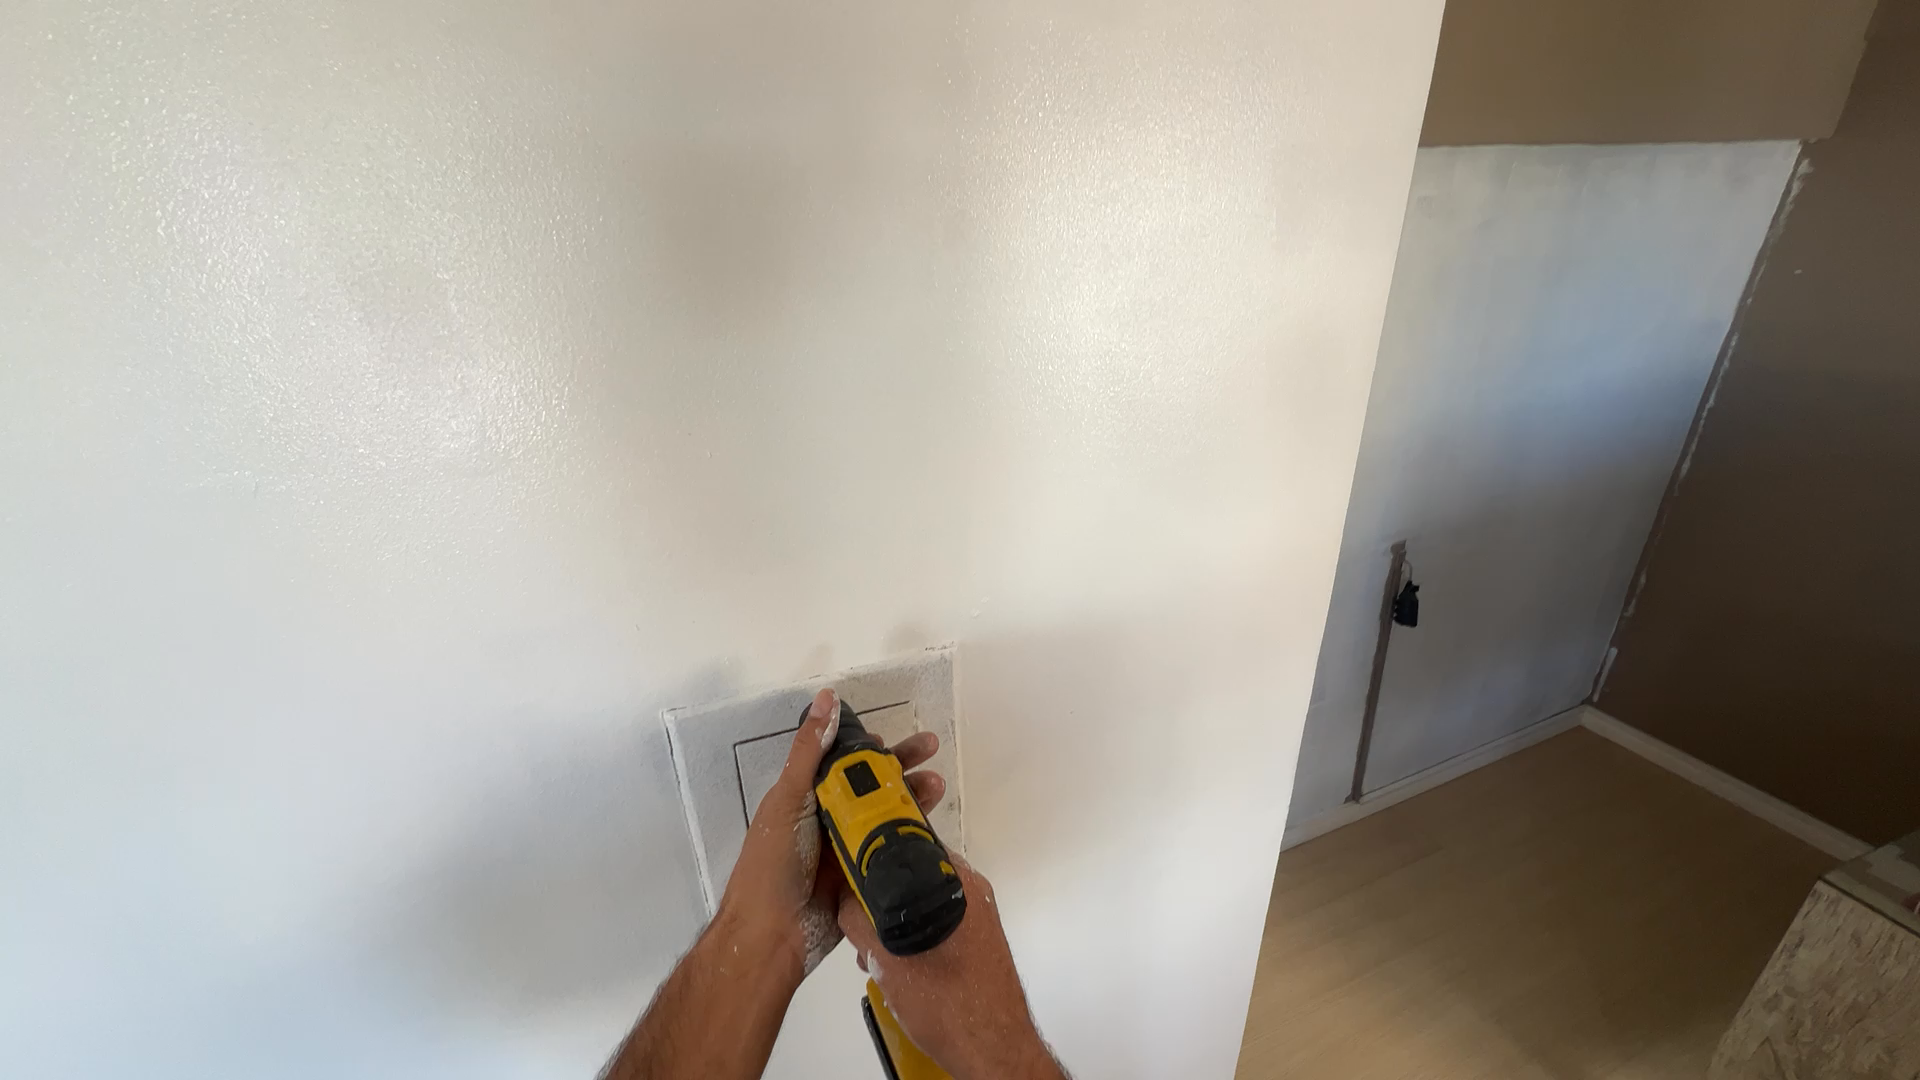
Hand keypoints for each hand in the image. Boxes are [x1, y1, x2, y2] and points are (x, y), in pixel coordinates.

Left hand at [719, 688, 947, 978]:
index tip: (893, 738)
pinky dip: (915, 835)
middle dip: (904, 766)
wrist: (770, 939)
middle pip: (874, 784)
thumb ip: (809, 751)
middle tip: (933, 749)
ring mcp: (850, 849)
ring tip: (937, 786)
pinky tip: (933, 826)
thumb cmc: (772, 864)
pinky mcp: (866, 878)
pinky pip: (894, 850)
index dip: (871, 747)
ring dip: (914, 797)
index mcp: (808, 797)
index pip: (845, 761)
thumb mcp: (788, 799)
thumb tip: (827, 698)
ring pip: (889, 814)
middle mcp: (831, 819)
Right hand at [839, 856, 1065, 1079]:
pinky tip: (900, 965)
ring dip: (896, 921)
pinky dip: (915, 934)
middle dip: (882, 898)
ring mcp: (977, 912)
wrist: (993, 1051)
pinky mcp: (978, 935)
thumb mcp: (888, 960)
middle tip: (862, 929)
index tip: (852, 875)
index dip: (873, 855)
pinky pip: (937, 920)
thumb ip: (860, 921)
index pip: (907, 841)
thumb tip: (845, 898)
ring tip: (877, 956)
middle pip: (913, 873)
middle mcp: (971, 888)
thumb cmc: (950, 1005)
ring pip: (923, 900)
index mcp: (956, 880)